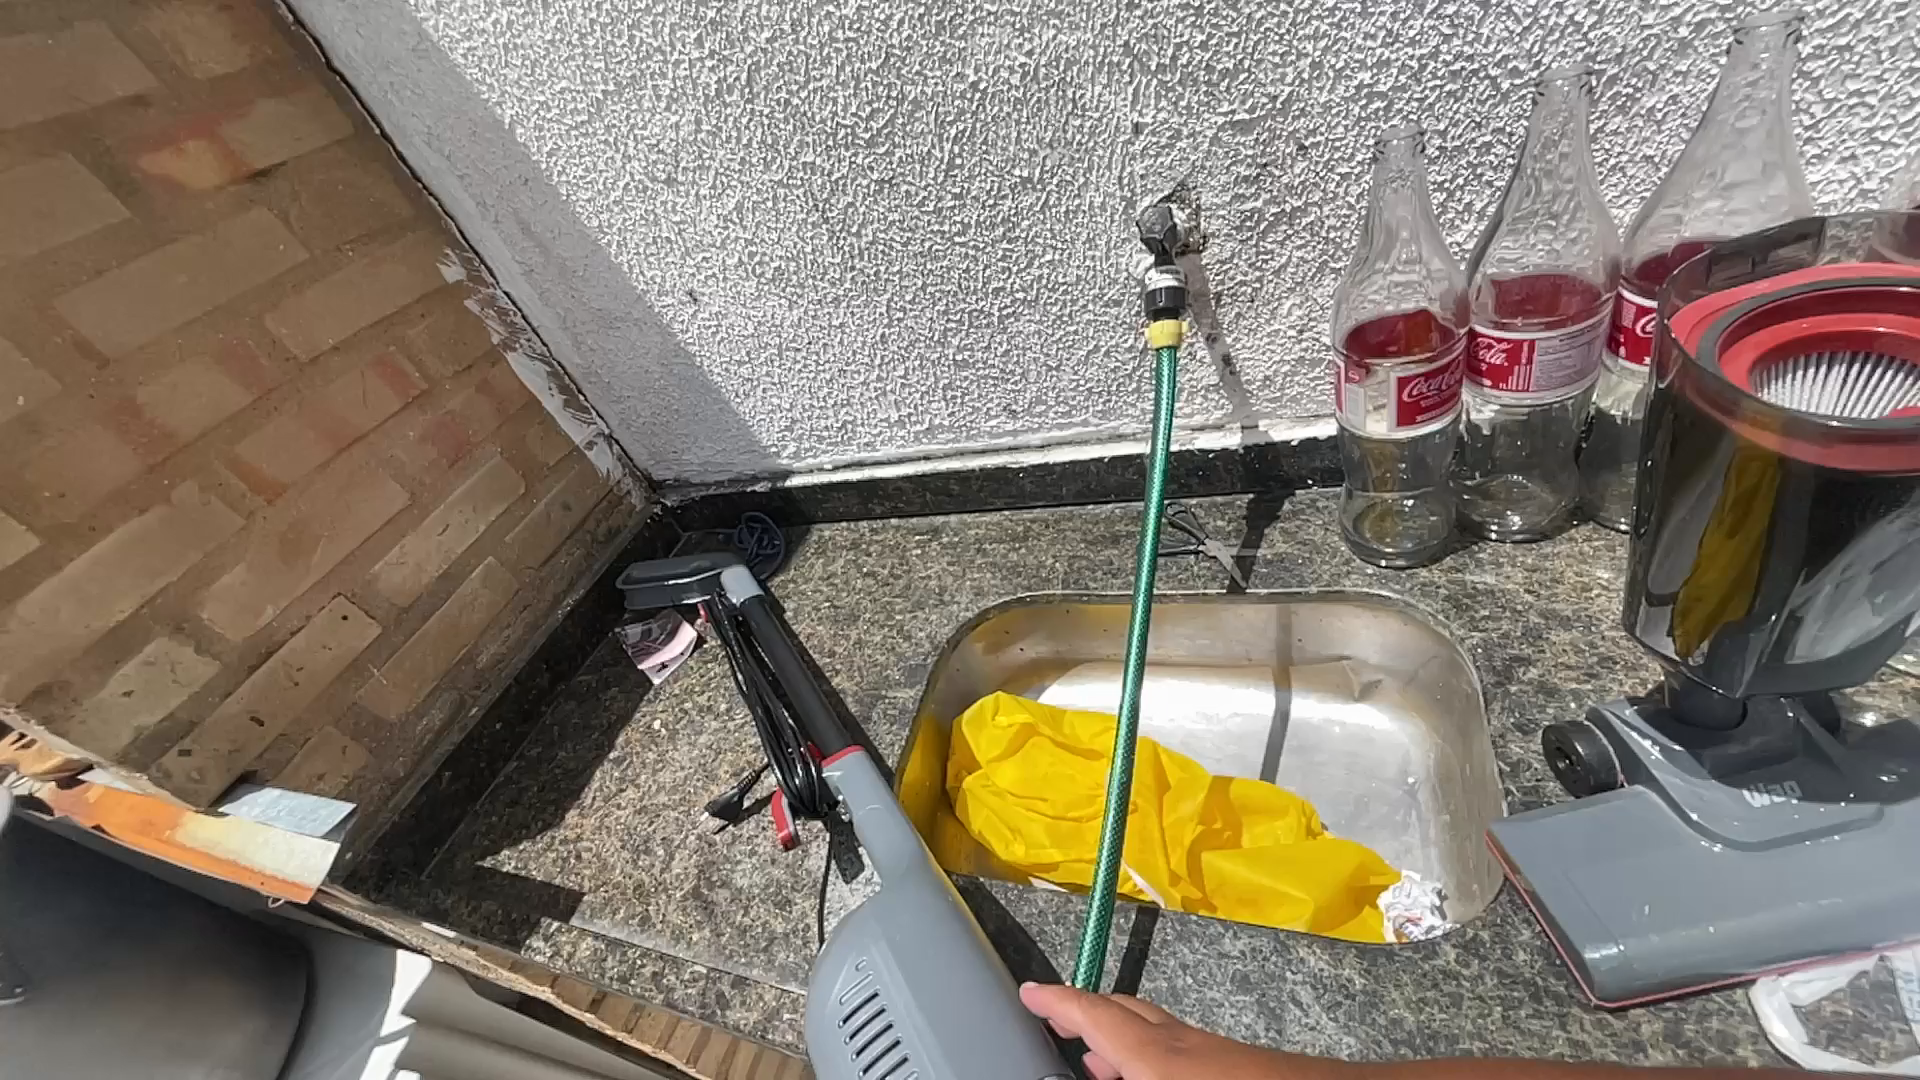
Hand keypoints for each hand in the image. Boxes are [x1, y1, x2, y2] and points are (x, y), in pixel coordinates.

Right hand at [1019, 982, 1349, 1079]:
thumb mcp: (1166, 1074)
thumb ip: (1128, 1061)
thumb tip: (1098, 1053)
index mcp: (1162, 1061)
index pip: (1097, 1016)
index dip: (1058, 1002)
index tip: (1028, 991)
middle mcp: (1185, 1046)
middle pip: (1124, 1012)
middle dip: (1087, 1014)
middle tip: (1058, 1024)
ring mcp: (1217, 1052)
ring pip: (1154, 1030)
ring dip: (1120, 1038)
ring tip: (1099, 1062)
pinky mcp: (1241, 1064)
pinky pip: (1178, 1048)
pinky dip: (1151, 1055)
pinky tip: (1159, 1077)